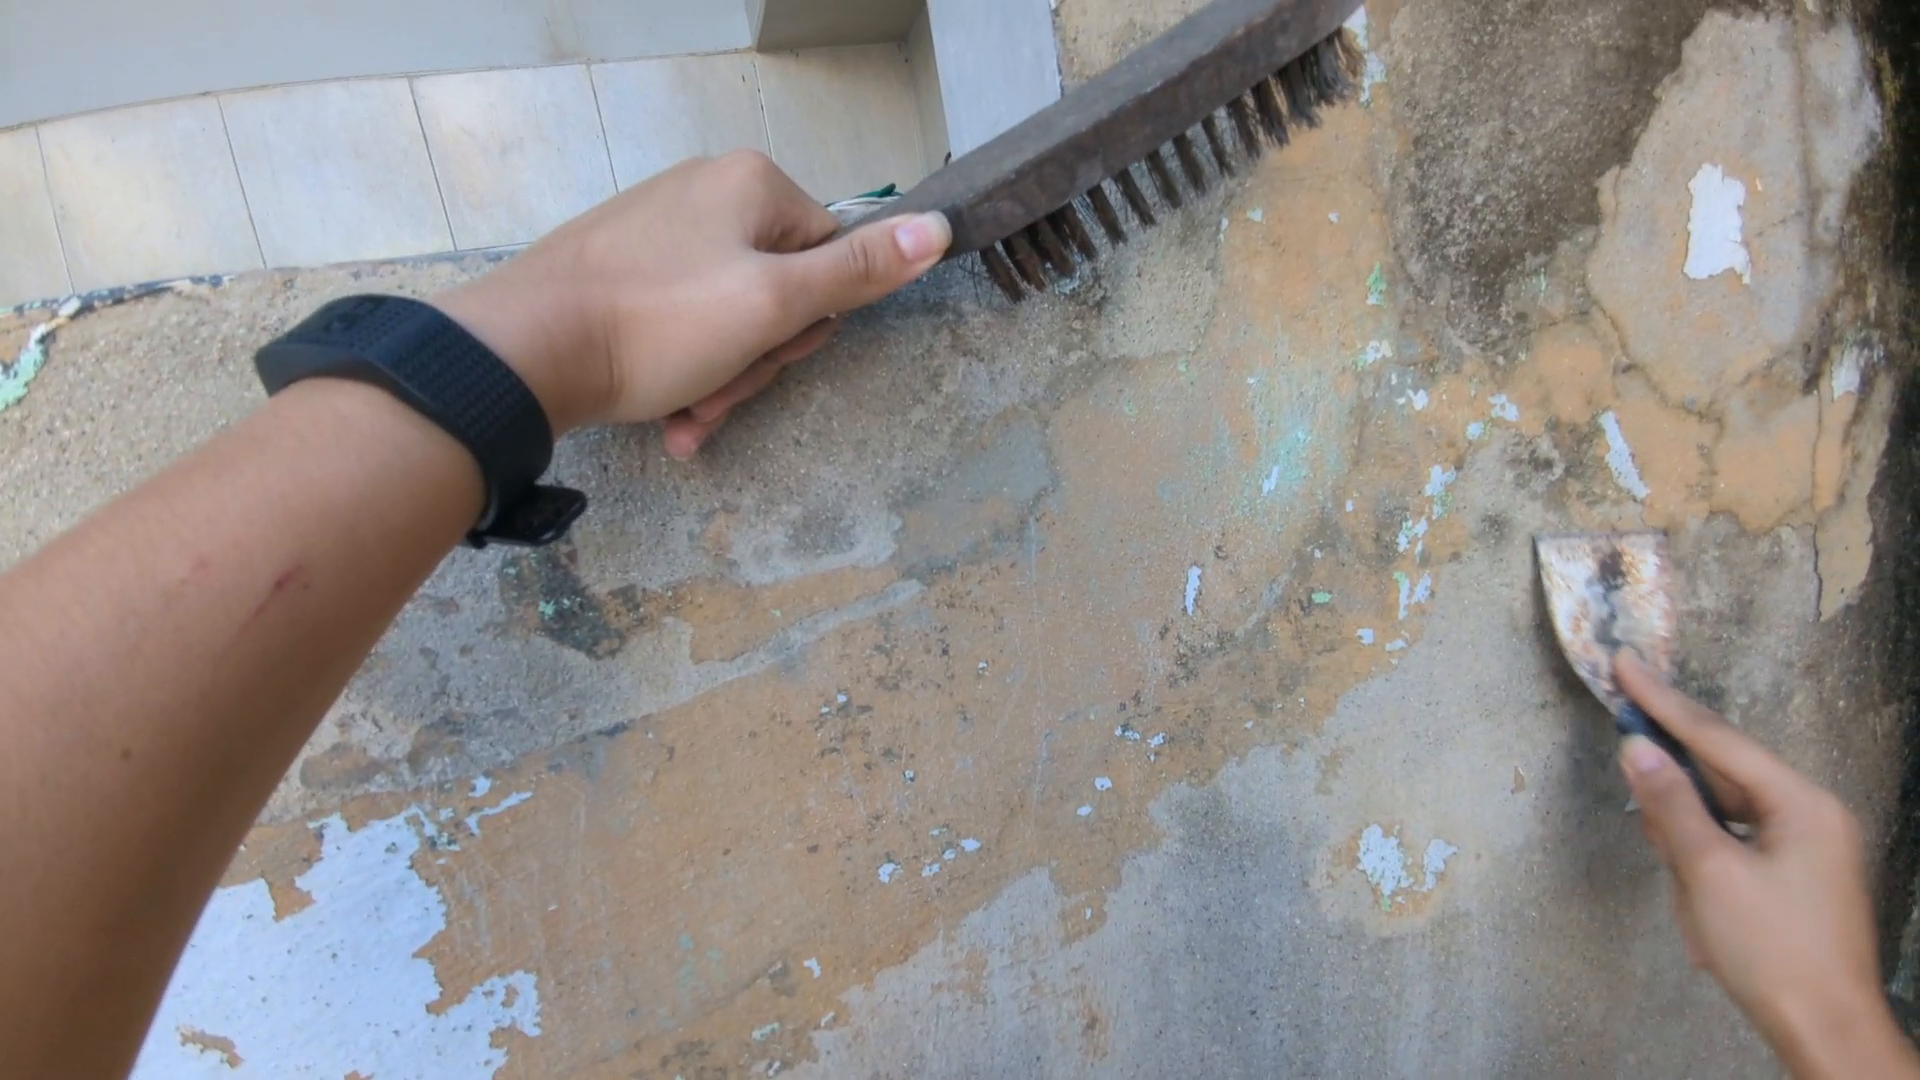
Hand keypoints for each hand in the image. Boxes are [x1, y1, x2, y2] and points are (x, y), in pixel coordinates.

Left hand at [432, 151, 950, 454]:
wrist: (524, 356)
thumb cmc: (662, 325)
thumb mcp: (775, 303)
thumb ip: (859, 271)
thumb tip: (939, 227)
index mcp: (752, 187)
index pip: (832, 257)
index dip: (811, 323)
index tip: (771, 353)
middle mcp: (710, 197)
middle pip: (782, 295)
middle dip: (759, 361)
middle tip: (722, 391)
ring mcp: (664, 234)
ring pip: (735, 322)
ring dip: (724, 382)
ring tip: (689, 417)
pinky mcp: (629, 274)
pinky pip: (688, 328)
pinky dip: (688, 376)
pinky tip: (671, 420)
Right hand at [1616, 653, 1918, 1078]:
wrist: (1821, 1026)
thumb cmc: (1767, 945)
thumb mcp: (1706, 868)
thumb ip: (1668, 801)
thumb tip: (1635, 745)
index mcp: (1802, 805)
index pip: (1715, 738)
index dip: (1662, 699)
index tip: (1624, 660)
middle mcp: (1809, 811)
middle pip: (1719, 763)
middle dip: (1669, 760)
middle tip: (1624, 723)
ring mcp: (1800, 838)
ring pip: (1715, 797)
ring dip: (1679, 813)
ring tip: (1675, 860)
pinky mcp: (1784, 861)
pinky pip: (1722, 823)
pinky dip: (1691, 831)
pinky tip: (1680, 856)